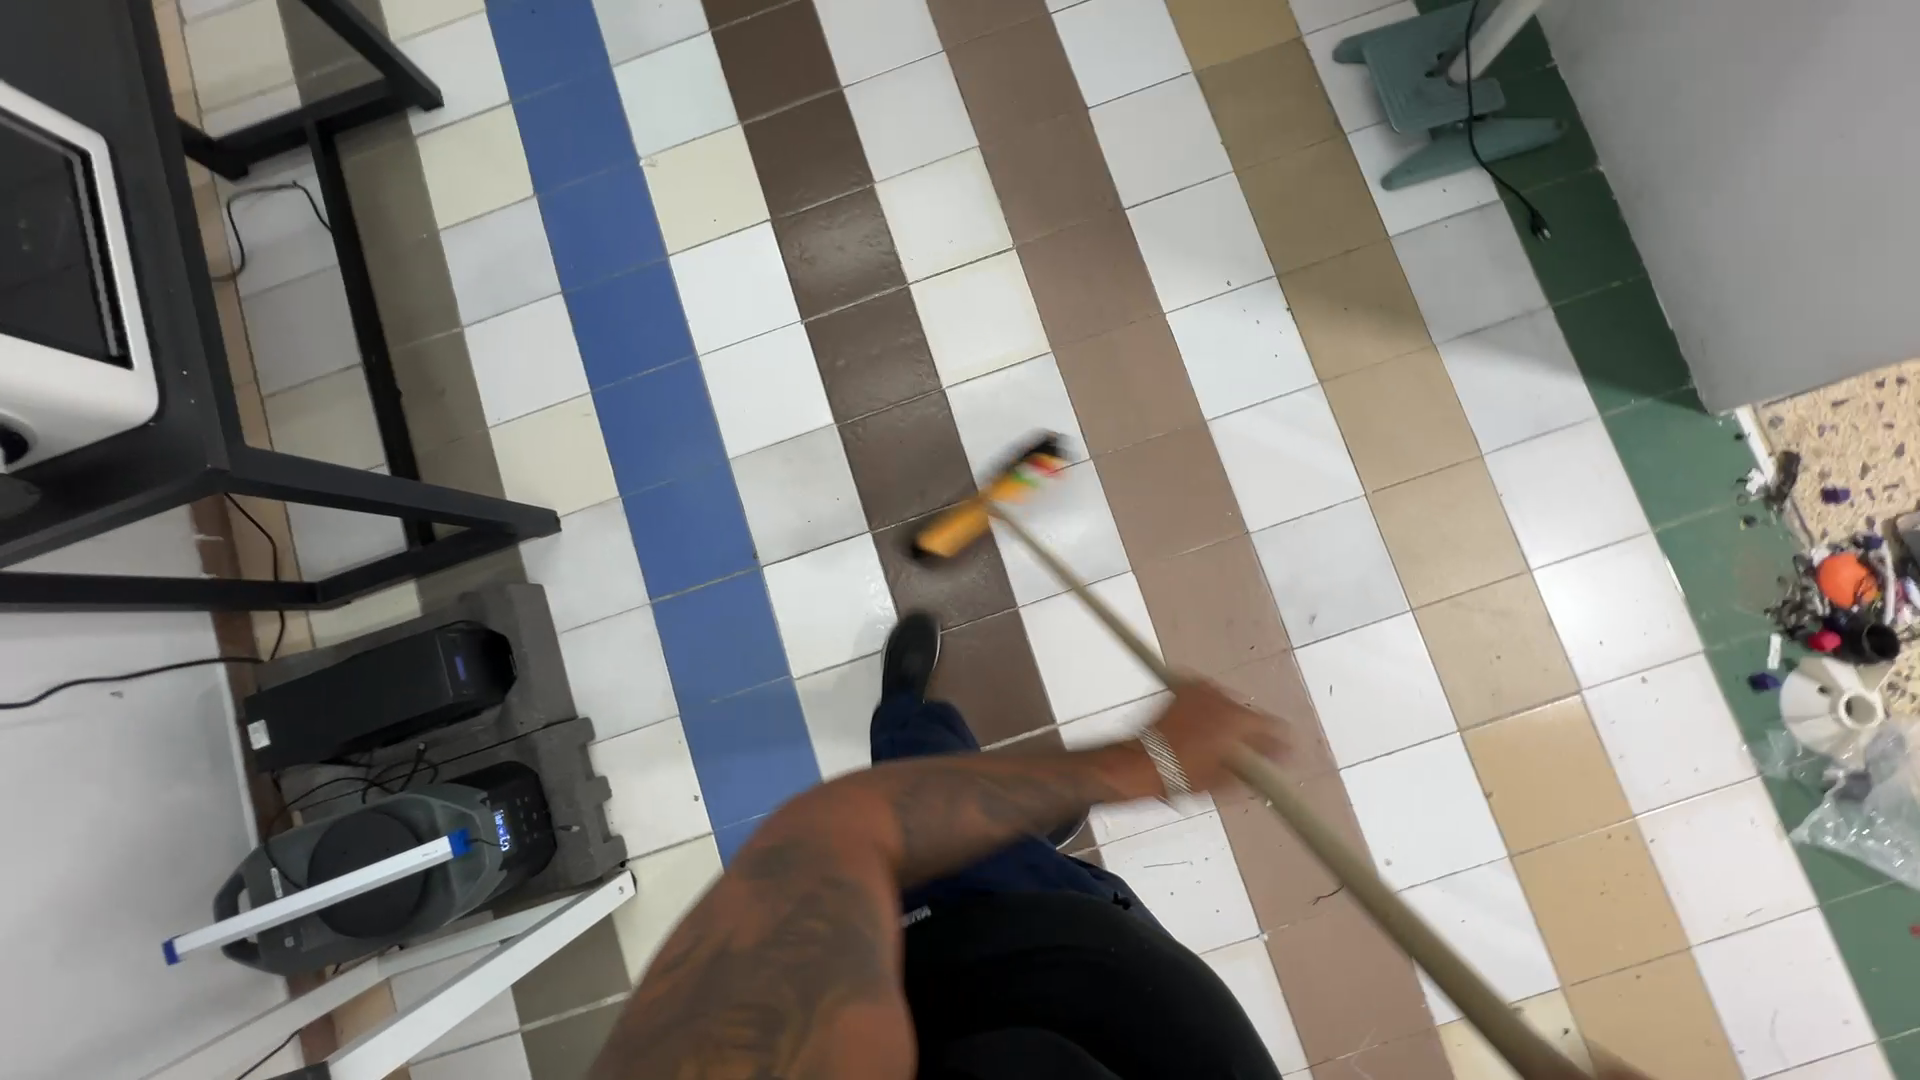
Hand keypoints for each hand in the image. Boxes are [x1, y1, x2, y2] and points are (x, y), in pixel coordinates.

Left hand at [1143, 679, 1288, 794]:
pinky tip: (1199, 725)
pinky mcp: (1183, 686)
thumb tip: (1270, 767)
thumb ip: (1255, 770)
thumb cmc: (1179, 771)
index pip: (1274, 727)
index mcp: (1238, 721)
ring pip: (1226, 703)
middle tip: (1241, 751)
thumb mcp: (1227, 781)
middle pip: (1248, 714)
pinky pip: (1205, 696)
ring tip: (1214, 740)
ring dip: (1226, 718)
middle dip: (1247, 731)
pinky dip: (1206, 708)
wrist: (1143, 760)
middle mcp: (1222, 699)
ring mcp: (1201, 689)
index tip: (1279, 751)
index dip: (1277, 742)